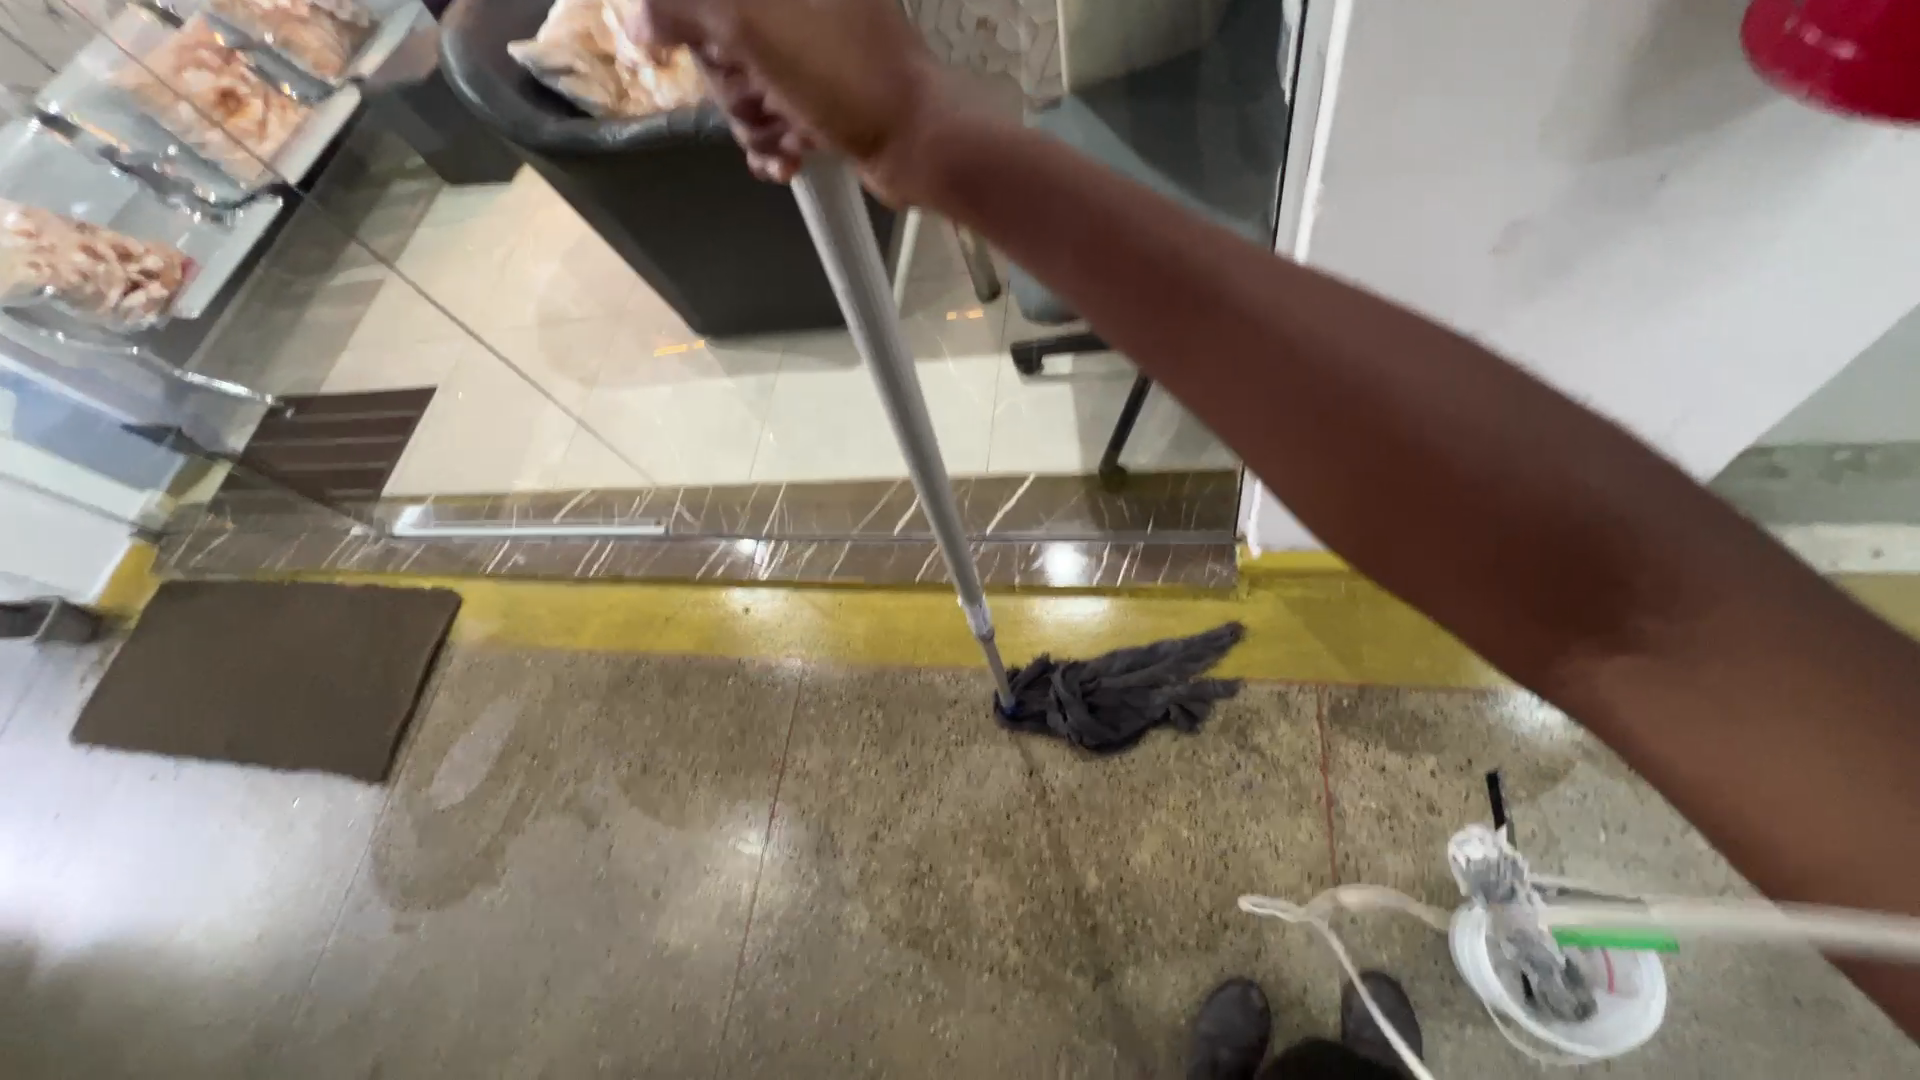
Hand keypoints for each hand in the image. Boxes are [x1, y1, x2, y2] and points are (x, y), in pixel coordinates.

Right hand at [631, 0, 958, 202]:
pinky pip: (773, 117)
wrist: (918, 144)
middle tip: (764, 95)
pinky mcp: (821, 96)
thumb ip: (682, 6)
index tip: (715, 54)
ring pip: (744, 86)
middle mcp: (794, 6)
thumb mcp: (754, 24)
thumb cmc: (845, 77)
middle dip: (732, 83)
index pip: (704, 4)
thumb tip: (635, 21)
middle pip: (716, 40)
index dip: (694, 29)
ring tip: (788, 134)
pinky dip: (775, 142)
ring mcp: (809, 50)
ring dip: (756, 122)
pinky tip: (789, 158)